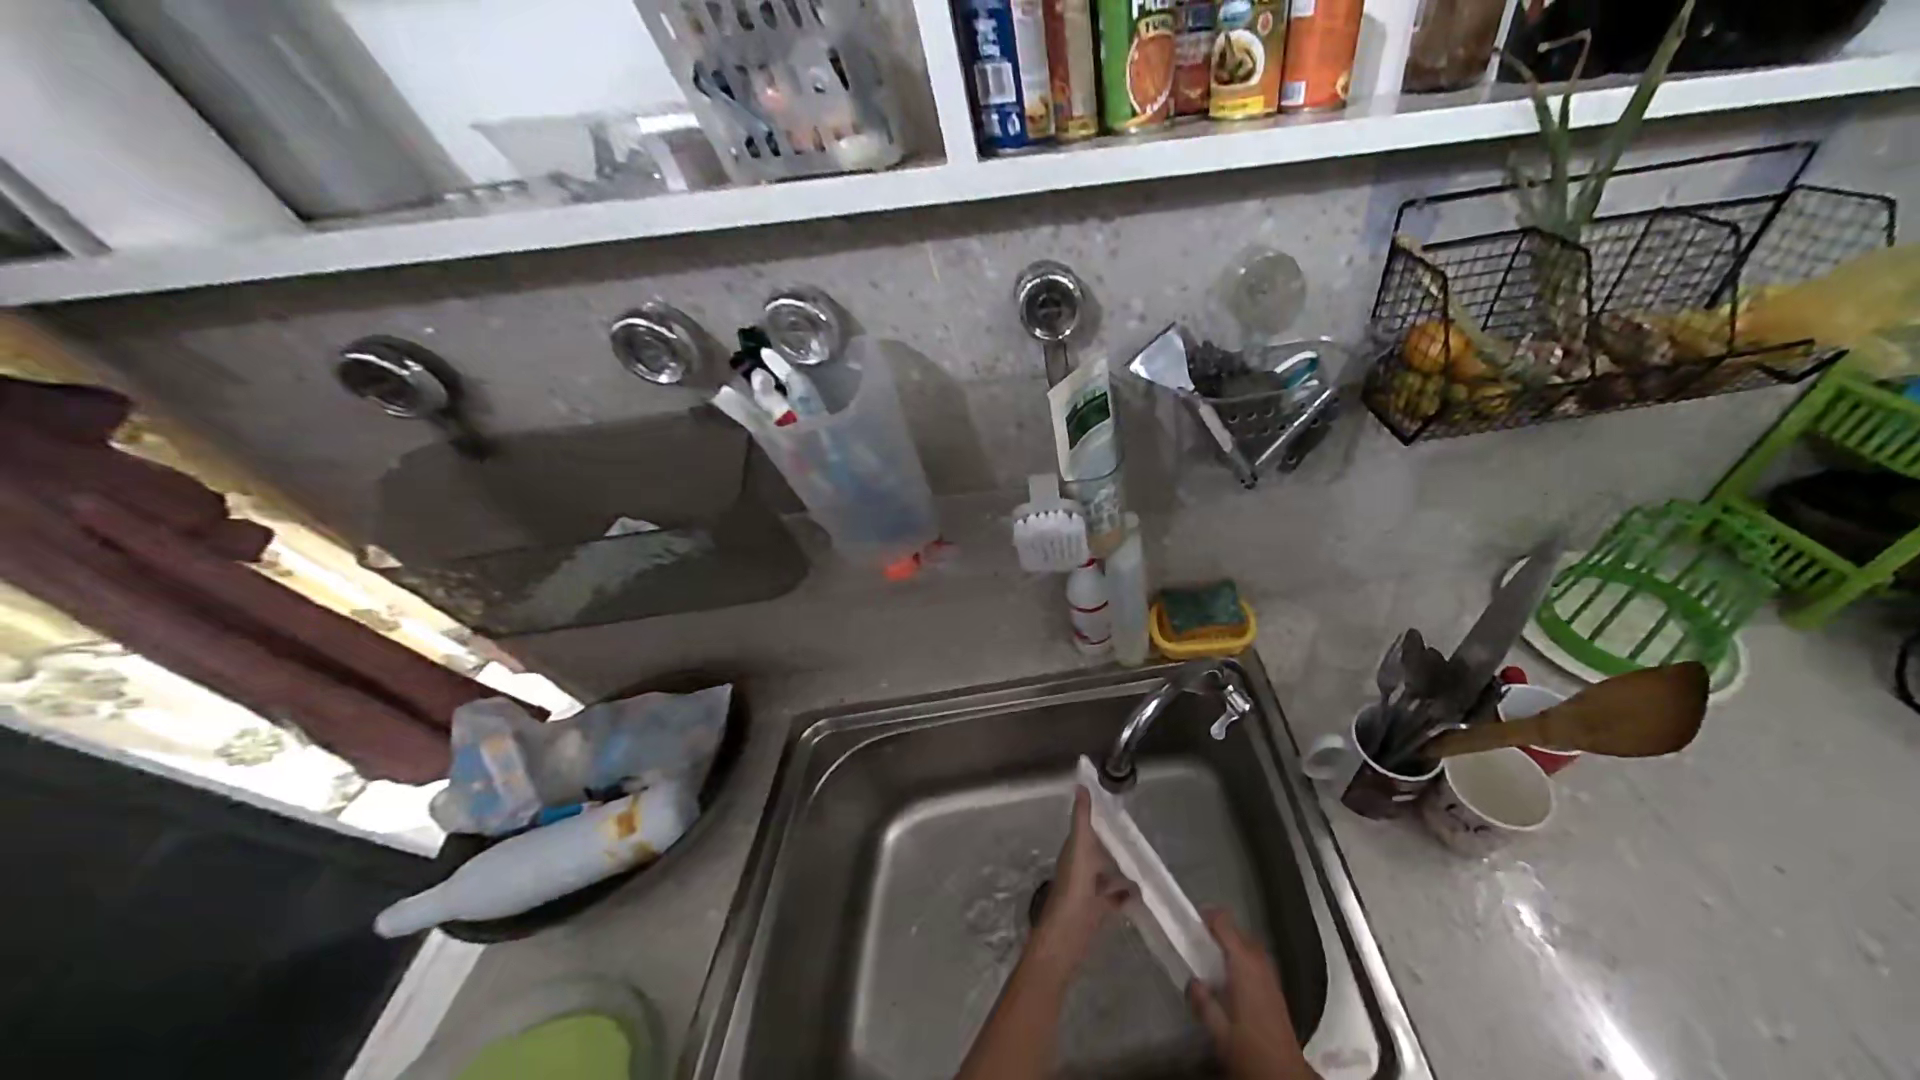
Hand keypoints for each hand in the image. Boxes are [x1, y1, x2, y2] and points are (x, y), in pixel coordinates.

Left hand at [1029, 786, 1131, 970]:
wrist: (1068, 935)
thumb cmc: (1074, 887)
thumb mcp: (1080, 848)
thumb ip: (1082, 820)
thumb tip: (1081, 785)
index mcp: (1076, 850)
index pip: (1088, 827)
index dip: (1101, 816)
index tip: (1121, 806)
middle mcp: (1082, 867)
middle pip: (1101, 850)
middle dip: (1116, 842)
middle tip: (1143, 834)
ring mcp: (1090, 889)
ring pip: (1109, 873)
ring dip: (1125, 867)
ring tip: (1148, 860)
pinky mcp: (1099, 909)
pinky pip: (1116, 896)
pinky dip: (1128, 893)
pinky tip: (1145, 891)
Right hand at [1187, 909, 1315, 1079]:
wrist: (1285, 1075)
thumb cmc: (1250, 1051)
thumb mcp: (1218, 1031)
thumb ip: (1202, 1002)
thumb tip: (1192, 981)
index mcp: (1243, 965)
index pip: (1224, 923)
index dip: (1206, 916)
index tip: (1188, 922)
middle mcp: (1259, 963)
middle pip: (1237, 929)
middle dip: (1216, 929)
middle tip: (1194, 940)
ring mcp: (1270, 974)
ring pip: (1247, 942)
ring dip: (1229, 942)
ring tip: (1208, 957)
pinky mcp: (1274, 986)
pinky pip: (1254, 957)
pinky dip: (1239, 955)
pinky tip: (1227, 976)